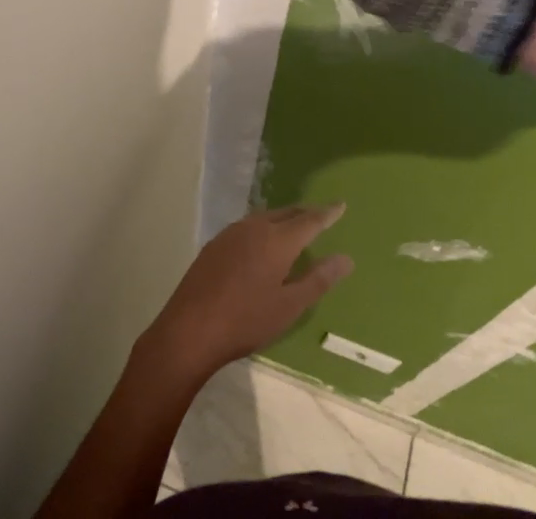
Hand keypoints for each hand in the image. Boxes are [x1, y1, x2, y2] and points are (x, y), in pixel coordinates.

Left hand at [137, 205, 354, 380]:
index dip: (327, 213)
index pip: (309, 220)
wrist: (189, 330)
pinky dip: (263, 229)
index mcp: (276, 240)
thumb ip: (318, 279)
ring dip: (282, 219)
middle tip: (321, 215)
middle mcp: (253, 228)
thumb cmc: (246, 320)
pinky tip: (261, 244)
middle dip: (305, 213)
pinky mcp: (213, 246)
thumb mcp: (289, 305)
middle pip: (285, 213)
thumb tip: (346, 258)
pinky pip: (247, 228)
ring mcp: (229, 235)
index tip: (341, 205)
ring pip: (264, 218)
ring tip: (294, 228)